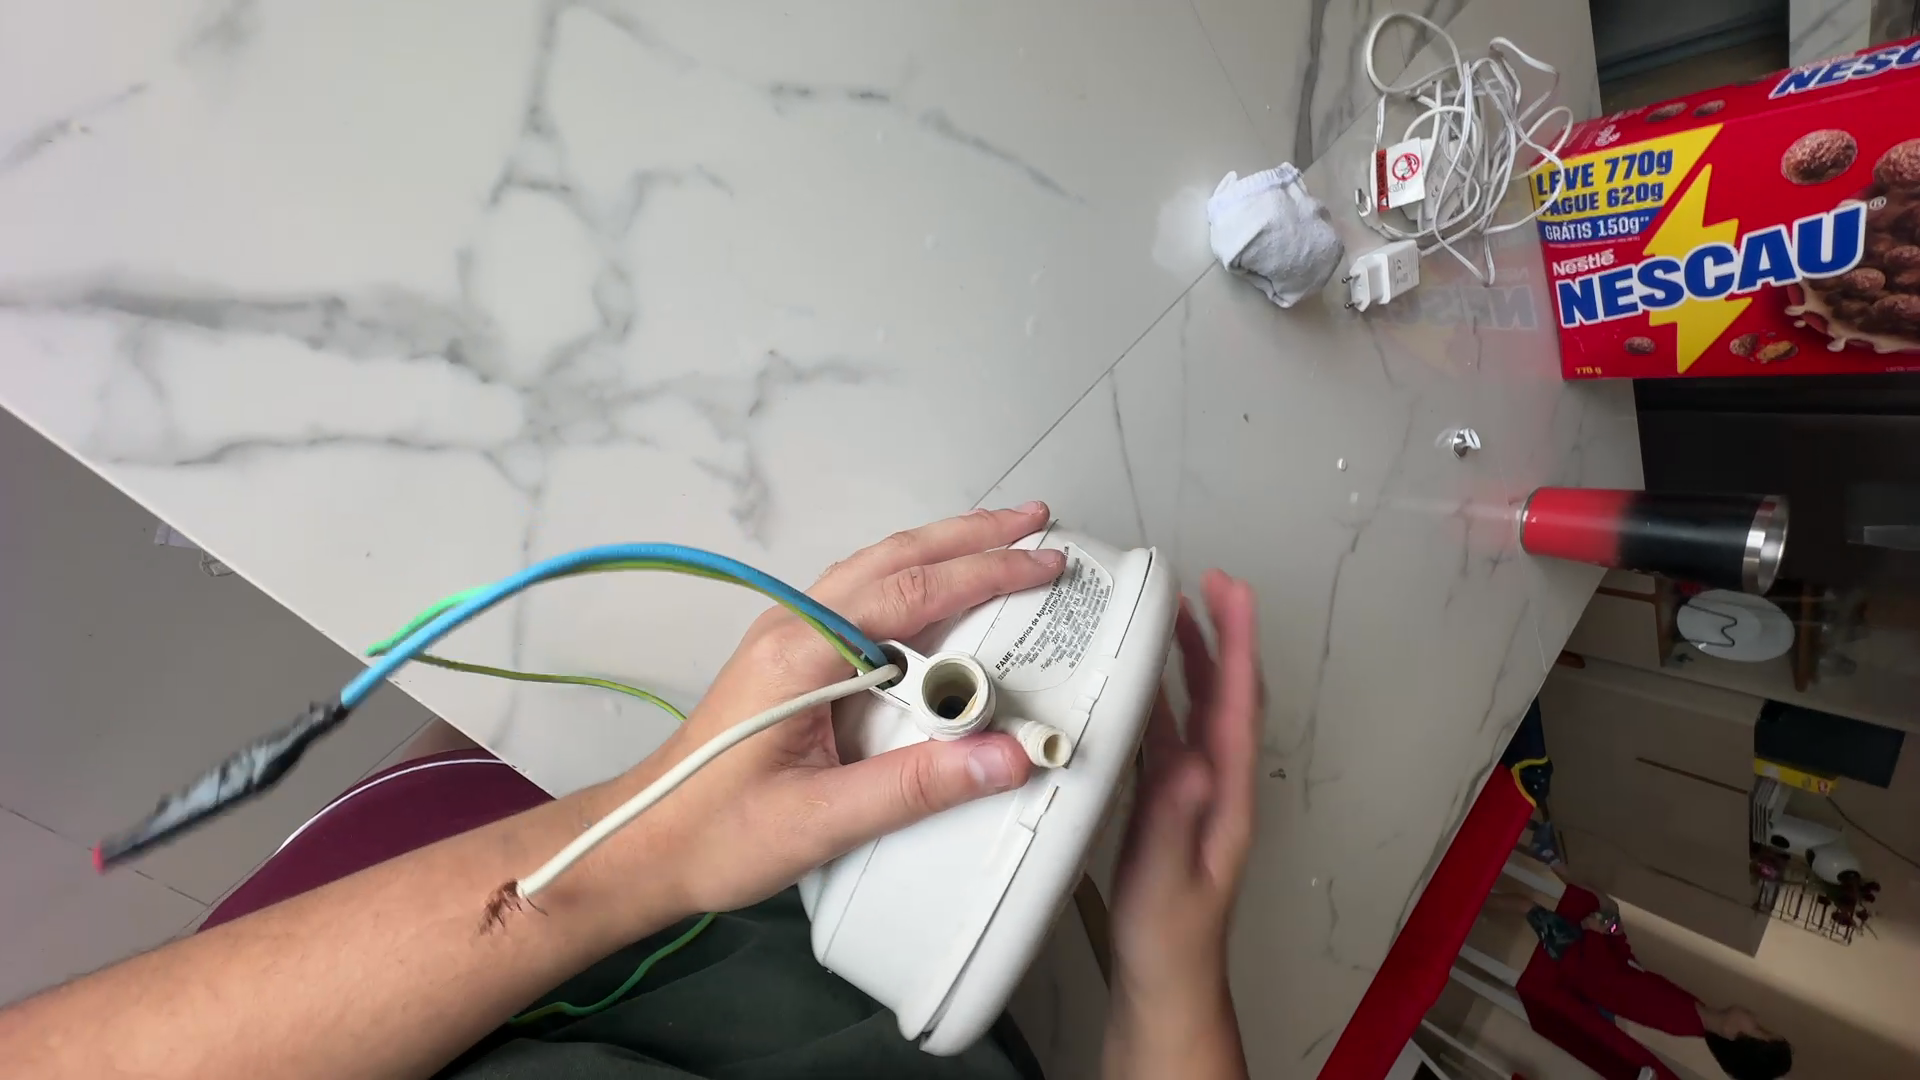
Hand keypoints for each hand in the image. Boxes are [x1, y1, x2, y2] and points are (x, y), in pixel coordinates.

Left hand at [604, 503, 1062, 920]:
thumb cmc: (720, 832)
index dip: (986, 573)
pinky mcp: (797, 649)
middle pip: (897, 557)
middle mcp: (796, 623)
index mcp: (802, 650)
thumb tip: (1011, 757)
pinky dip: (917, 573)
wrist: (648, 839)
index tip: (1045, 563)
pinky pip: (867, 591)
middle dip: (972, 534)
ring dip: (944, 546)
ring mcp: (794, 630)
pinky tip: (941, 584)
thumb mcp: (821, 821)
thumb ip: (916, 787)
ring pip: (880, 565)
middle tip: (1035, 519)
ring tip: (1002, 536)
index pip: (912, 592)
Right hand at [1105, 571, 1259, 1079]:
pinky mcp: (1168, 792)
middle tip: (1208, 583)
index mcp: (1228, 792)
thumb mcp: (1172, 877)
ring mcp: (1193, 783)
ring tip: (1176, 611)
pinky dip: (1162, 690)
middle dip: (1224, 634)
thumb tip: (1193, 759)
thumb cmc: (1170, 932)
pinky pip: (1169, 727)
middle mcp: (1218, 778)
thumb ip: (1179, 818)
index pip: (1239, 704)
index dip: (1238, 644)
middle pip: (1228, 691)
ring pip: (1200, 703)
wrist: (1163, 973)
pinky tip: (1143, 674)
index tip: (1232, 593)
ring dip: (1194, 654)